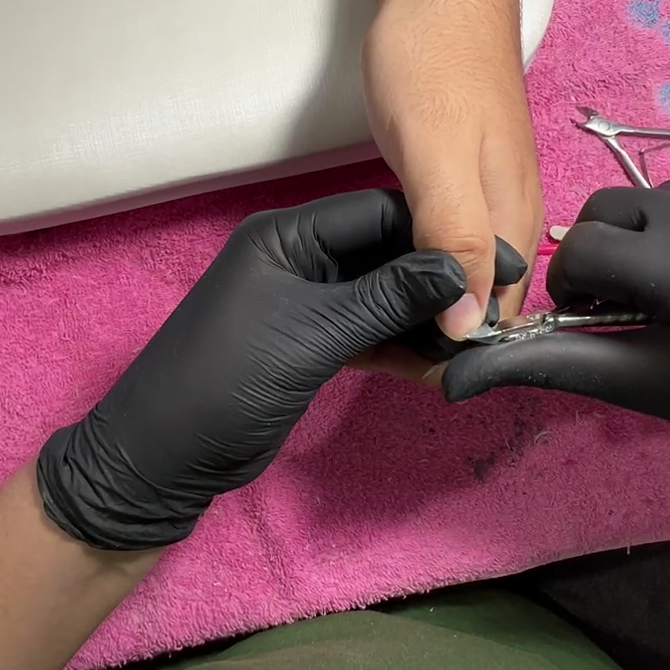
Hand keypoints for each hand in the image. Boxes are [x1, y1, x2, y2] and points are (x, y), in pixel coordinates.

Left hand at [37, 189, 466, 548]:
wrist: (169, 455)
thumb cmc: (230, 377)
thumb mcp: (315, 331)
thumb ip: (389, 297)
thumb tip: (463, 272)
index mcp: (288, 234)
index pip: (379, 214)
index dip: (439, 237)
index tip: (500, 260)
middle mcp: (300, 258)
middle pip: (384, 255)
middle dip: (437, 282)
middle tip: (495, 309)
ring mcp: (307, 302)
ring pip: (381, 298)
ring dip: (424, 320)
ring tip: (476, 342)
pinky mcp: (313, 342)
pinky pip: (368, 332)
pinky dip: (401, 347)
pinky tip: (439, 364)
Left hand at [363, 0, 542, 338]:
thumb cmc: (434, 67)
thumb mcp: (438, 158)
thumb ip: (455, 239)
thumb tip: (468, 327)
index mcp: (511, 224)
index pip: (499, 320)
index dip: (457, 353)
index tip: (405, 372)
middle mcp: (506, 217)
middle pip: (480, 303)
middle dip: (436, 335)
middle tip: (375, 355)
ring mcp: (482, 195)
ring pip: (459, 274)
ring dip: (423, 304)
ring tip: (370, 327)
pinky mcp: (457, 177)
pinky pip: (443, 242)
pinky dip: (416, 267)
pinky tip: (383, 274)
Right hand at [442, 161, 669, 509]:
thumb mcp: (633, 381)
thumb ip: (543, 360)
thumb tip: (454, 373)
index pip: (584, 245)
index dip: (575, 282)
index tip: (597, 311)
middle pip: (611, 209)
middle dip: (607, 254)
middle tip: (636, 298)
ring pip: (650, 194)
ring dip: (648, 236)